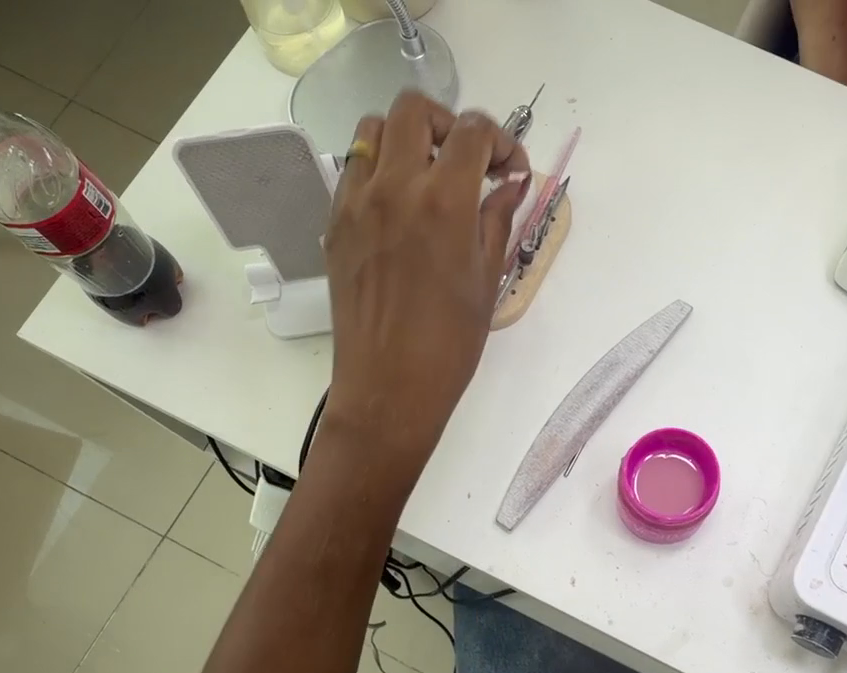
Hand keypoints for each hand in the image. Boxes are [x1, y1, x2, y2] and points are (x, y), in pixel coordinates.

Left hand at [321, 92, 529, 483]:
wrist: (388, 388)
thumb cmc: (450, 345)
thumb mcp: (486, 281)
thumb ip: (497, 221)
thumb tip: (510, 185)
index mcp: (443, 202)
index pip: (471, 131)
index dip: (499, 140)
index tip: (509, 171)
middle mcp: (394, 187)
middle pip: (414, 110)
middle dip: (448, 124)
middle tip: (467, 162)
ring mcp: (356, 202)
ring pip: (373, 130)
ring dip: (406, 139)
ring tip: (428, 177)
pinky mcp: (335, 223)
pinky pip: (353, 170)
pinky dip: (379, 170)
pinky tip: (399, 208)